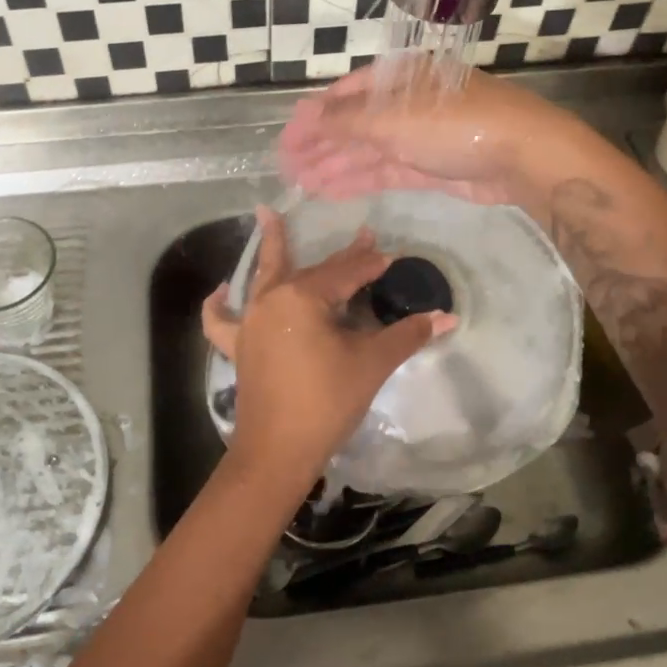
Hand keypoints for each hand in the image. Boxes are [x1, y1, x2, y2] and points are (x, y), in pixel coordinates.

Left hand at [202, 206, 453, 487]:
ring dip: (272, 250)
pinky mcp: (238, 346)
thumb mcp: (371, 364)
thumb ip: (407, 335)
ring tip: (267, 216)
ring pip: (264, 278)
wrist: (278, 450)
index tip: (392, 258)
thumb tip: (447, 316)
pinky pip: (221, 319)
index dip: (371, 265)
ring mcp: (250, 321)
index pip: (346, 273)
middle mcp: (271, 299)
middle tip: (364, 237)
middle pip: (312, 271)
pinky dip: (218, 304)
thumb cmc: (326, 401)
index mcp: (303, 297)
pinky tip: (220, 290)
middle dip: (340, 257)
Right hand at [276, 62, 599, 207]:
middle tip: (287, 169)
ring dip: (334, 166)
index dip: (313, 118)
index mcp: (398, 78)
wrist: (522, 155)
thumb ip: (344, 121)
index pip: (345, 95)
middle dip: (320, 146)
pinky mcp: (431, 168)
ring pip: (367, 151)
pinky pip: (385, 172)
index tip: (286, 141)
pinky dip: (358, 180)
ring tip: (301, 185)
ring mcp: (420, 137)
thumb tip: (304, 115)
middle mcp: (407, 103)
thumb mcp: (392, 118)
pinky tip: (331, 191)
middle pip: (354, 125)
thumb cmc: (454, 124)